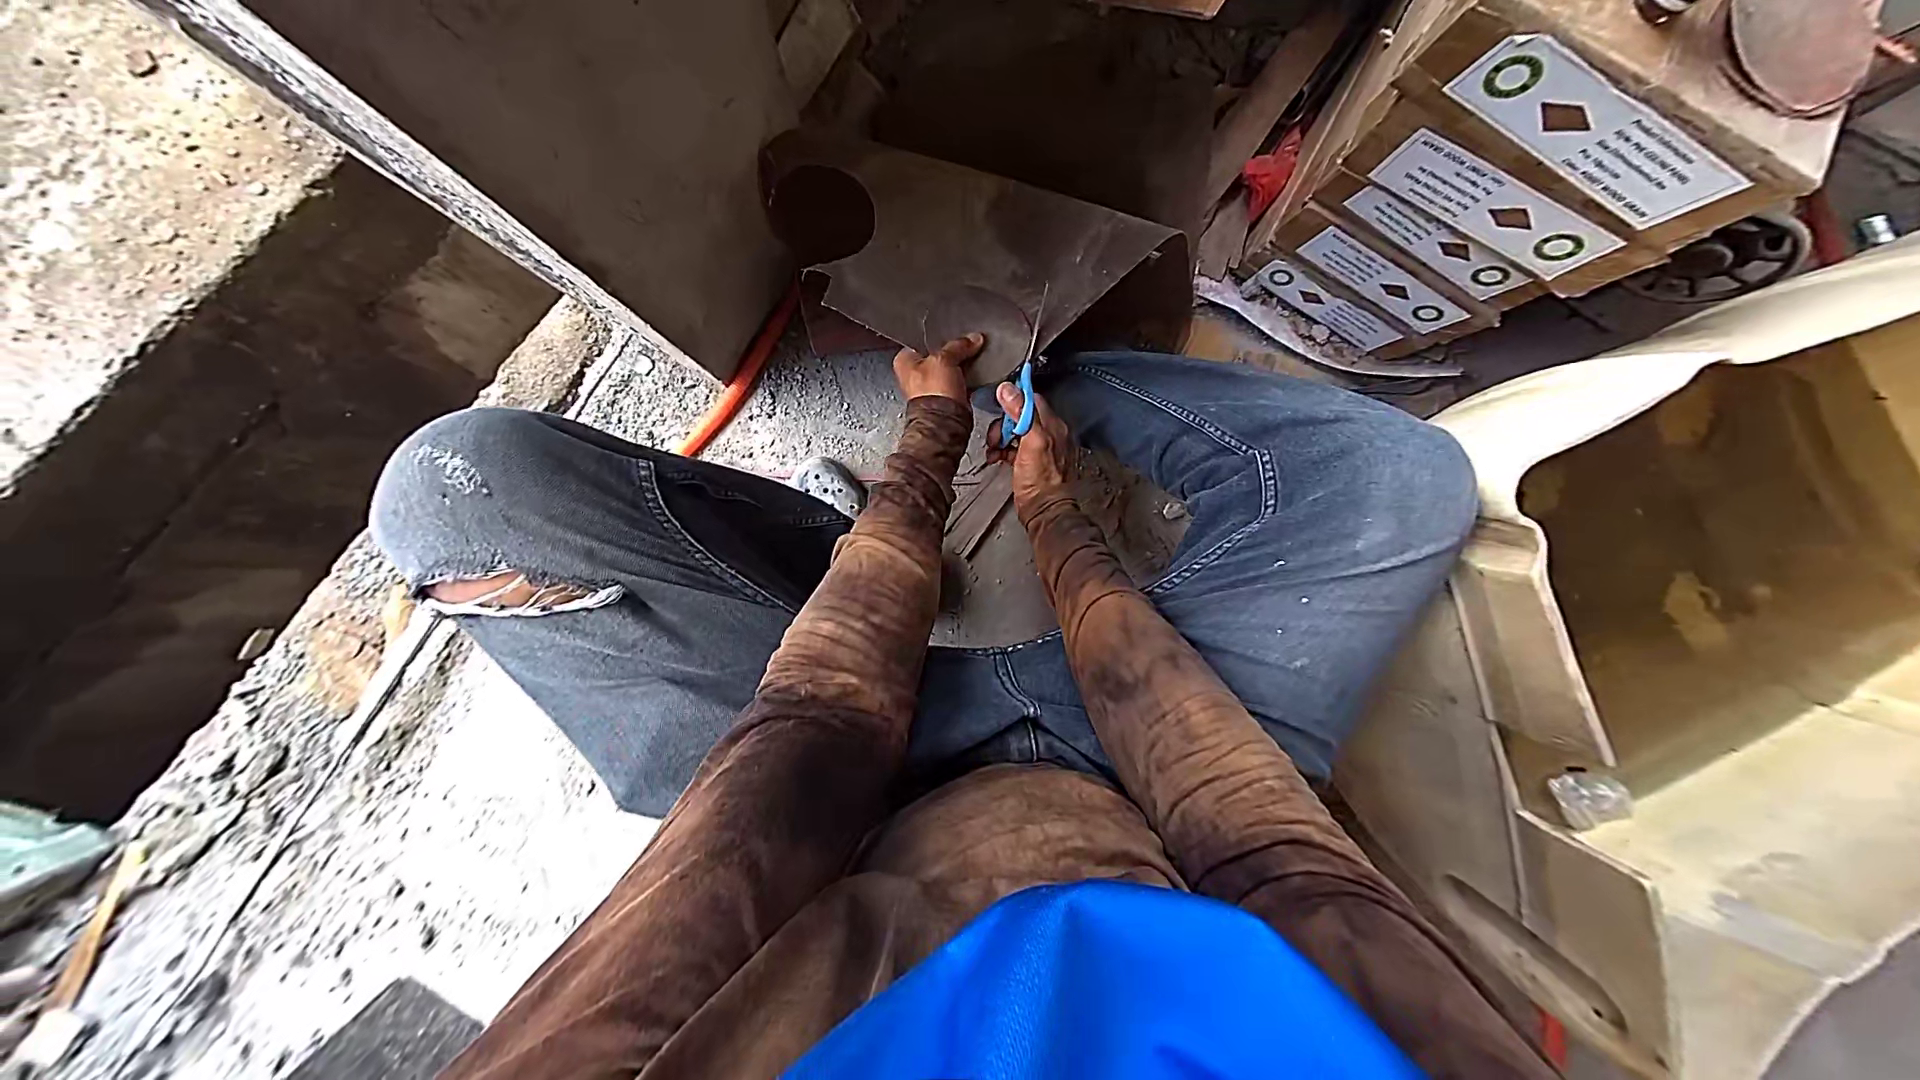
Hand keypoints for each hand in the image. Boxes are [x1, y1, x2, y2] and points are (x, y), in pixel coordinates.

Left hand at [892, 333, 979, 404]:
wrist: (945, 421)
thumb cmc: (932, 393)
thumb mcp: (944, 358)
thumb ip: (958, 345)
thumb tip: (971, 339)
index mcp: (904, 361)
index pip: (922, 340)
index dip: (938, 336)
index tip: (953, 333)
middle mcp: (914, 375)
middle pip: (937, 354)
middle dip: (952, 351)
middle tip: (964, 345)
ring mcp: (930, 388)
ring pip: (949, 368)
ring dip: (961, 366)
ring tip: (971, 359)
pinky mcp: (945, 398)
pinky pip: (958, 382)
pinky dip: (966, 379)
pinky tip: (974, 374)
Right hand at [987, 380, 1075, 519]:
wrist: (1043, 510)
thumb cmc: (1042, 481)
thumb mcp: (1031, 441)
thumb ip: (1022, 414)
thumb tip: (1009, 390)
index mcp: (1054, 426)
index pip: (1033, 400)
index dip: (1015, 400)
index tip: (1000, 404)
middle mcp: (1049, 434)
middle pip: (1021, 416)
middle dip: (1004, 423)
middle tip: (996, 436)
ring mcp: (1039, 449)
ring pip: (1015, 432)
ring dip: (1000, 437)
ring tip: (994, 448)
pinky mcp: (1030, 462)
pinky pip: (1013, 447)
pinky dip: (1002, 450)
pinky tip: (996, 457)